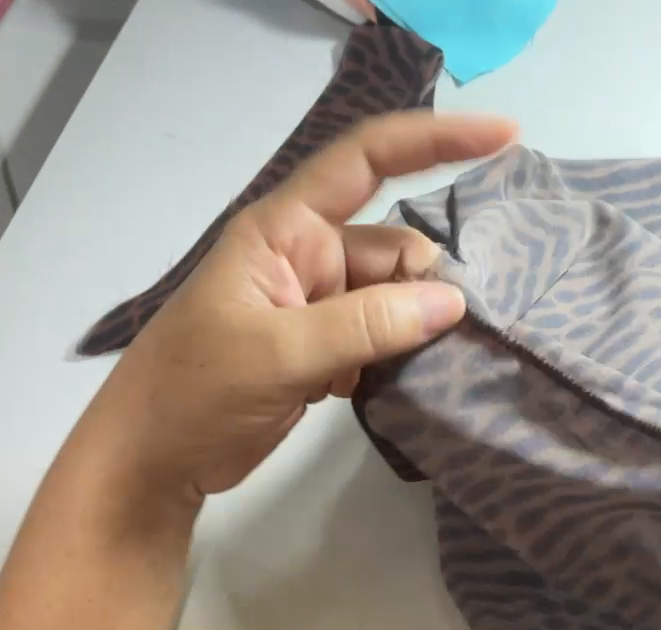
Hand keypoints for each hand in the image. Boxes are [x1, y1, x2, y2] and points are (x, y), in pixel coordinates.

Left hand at [79, 111, 516, 506]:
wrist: (155, 460)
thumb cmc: (195, 390)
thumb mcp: (277, 351)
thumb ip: (364, 325)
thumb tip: (452, 302)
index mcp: (285, 230)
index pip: (365, 162)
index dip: (435, 142)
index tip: (505, 138)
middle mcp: (306, 260)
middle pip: (392, 248)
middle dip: (429, 280)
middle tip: (457, 331)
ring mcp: (314, 312)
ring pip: (391, 302)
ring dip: (417, 327)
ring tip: (444, 362)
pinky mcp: (320, 357)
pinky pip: (378, 343)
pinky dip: (398, 360)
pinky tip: (411, 383)